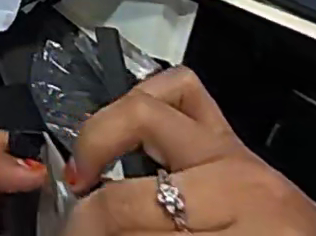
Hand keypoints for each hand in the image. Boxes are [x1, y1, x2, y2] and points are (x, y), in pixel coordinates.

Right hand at [63, 67, 315, 234]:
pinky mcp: (239, 149)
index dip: (94, 222)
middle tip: (72, 200)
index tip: (69, 233)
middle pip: (140, 127)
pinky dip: (151, 103)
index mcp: (246, 216)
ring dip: (110, 126)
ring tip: (92, 166)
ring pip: (155, 99)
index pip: (138, 204)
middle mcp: (241, 171)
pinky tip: (134, 139)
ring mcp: (240, 153)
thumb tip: (99, 227)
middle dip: (92, 160)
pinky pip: (187, 94)